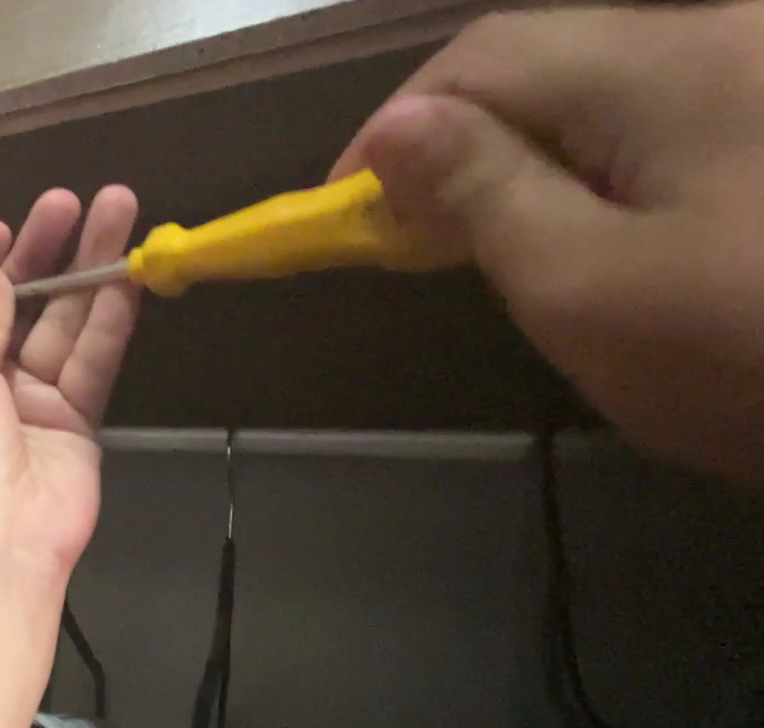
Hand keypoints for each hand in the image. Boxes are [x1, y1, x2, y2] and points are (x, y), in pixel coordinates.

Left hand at [0, 186, 139, 606]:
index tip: (6, 224)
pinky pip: (91, 360)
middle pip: (17, 305)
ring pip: (62, 325)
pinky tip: (128, 275)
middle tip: (77, 200)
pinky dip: (109, 320)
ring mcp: (28, 401)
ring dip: (88, 272)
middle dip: (45, 253)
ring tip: (119, 210)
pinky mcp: (73, 421)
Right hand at [333, 3, 763, 486]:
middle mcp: (730, 34)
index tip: (346, 216)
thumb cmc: (739, 351)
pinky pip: (637, 109)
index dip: (389, 131)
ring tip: (462, 231)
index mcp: (674, 67)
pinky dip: (563, 157)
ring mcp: (761, 69)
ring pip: (582, 83)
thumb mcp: (576, 282)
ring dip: (499, 151)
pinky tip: (550, 213)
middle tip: (400, 234)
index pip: (482, 59)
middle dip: (443, 142)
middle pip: (536, 59)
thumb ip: (481, 193)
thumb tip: (393, 130)